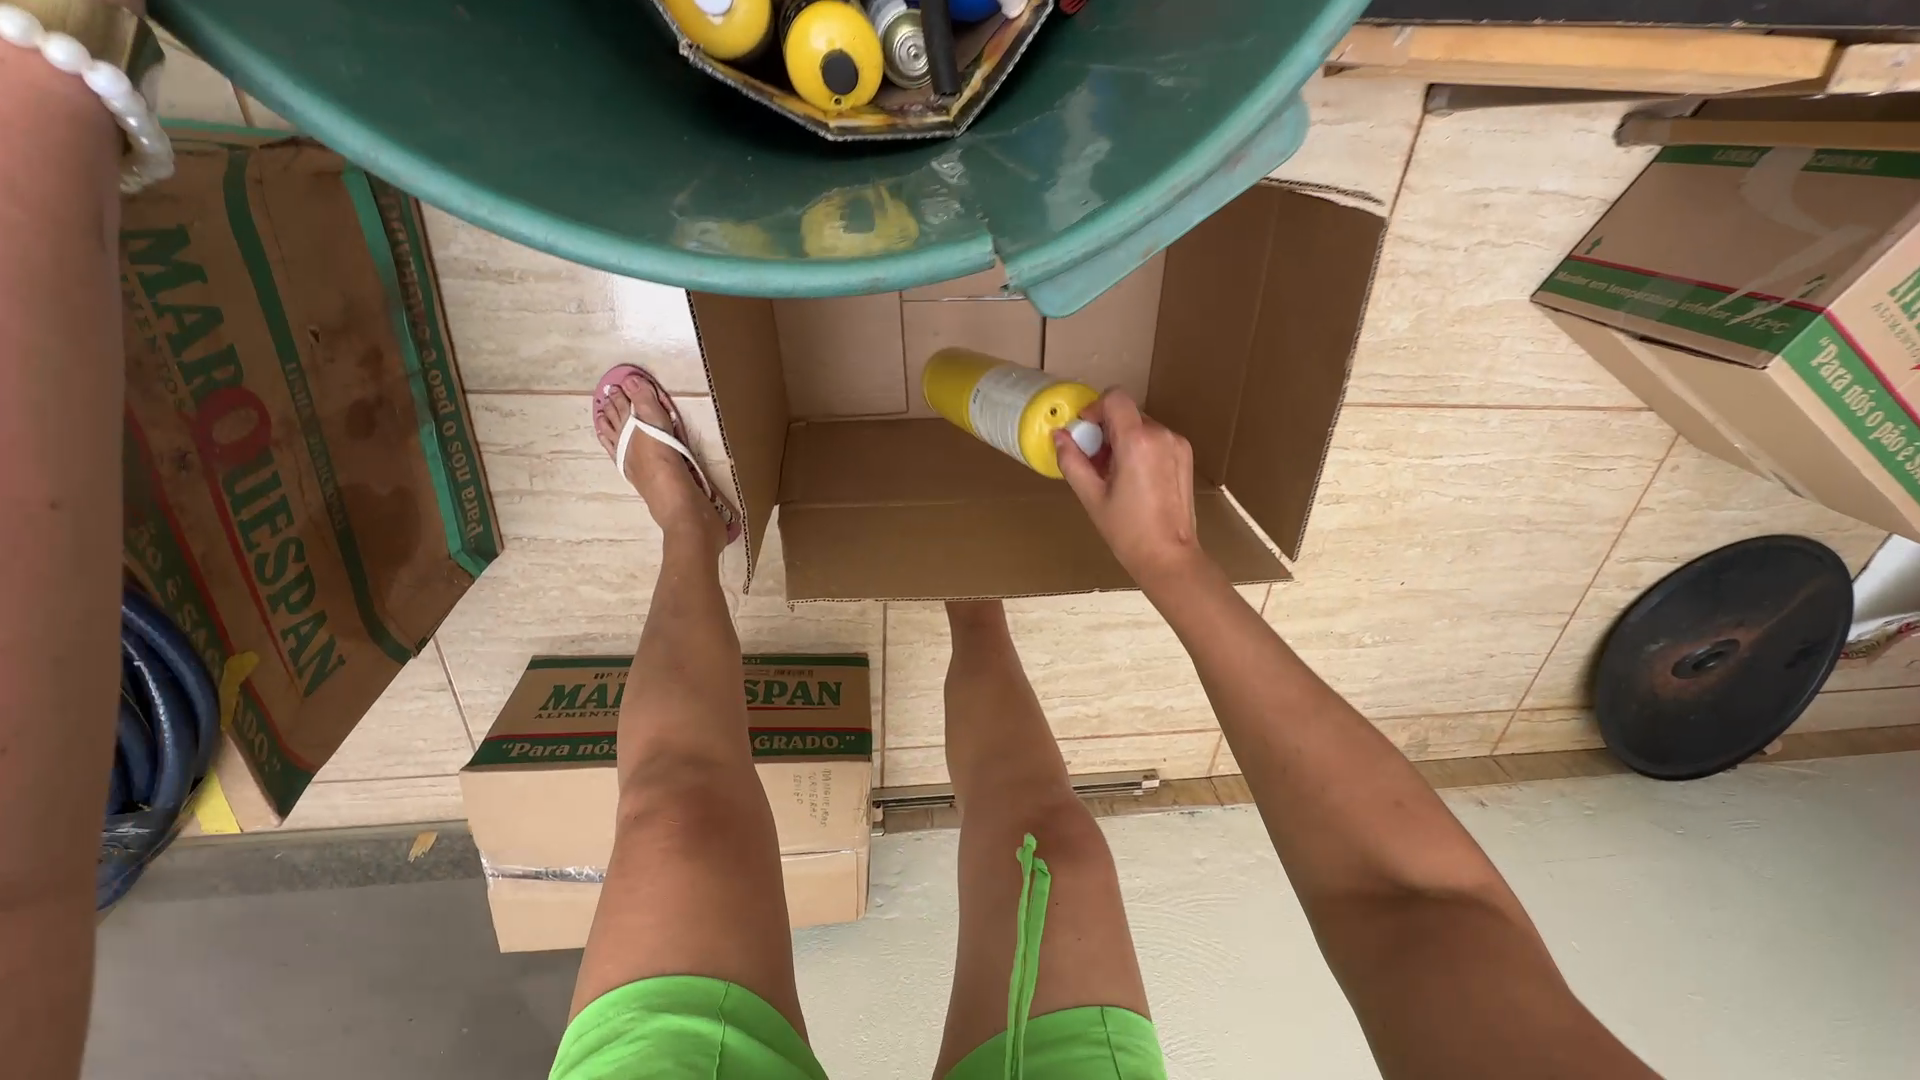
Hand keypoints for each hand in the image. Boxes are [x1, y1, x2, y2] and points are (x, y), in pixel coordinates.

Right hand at [1053, 391, 1207, 587]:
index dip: (1095, 409)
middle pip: (1127, 413)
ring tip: (1113, 474)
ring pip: (1141, 426)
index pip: (1115, 398)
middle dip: (1106, 430)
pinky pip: (1156, 440)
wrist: (1168, 556)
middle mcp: (1161, 435)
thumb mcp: (1091, 496)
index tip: (1085, 434)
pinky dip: (1139, 449)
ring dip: (1122, 440)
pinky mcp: (1185, 456)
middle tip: (1094, 461)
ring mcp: (1177, 445)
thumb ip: (1072, 461)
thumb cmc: (1128, 531)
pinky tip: (1132, 479)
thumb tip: (1059, 436)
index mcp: (1137, 441)